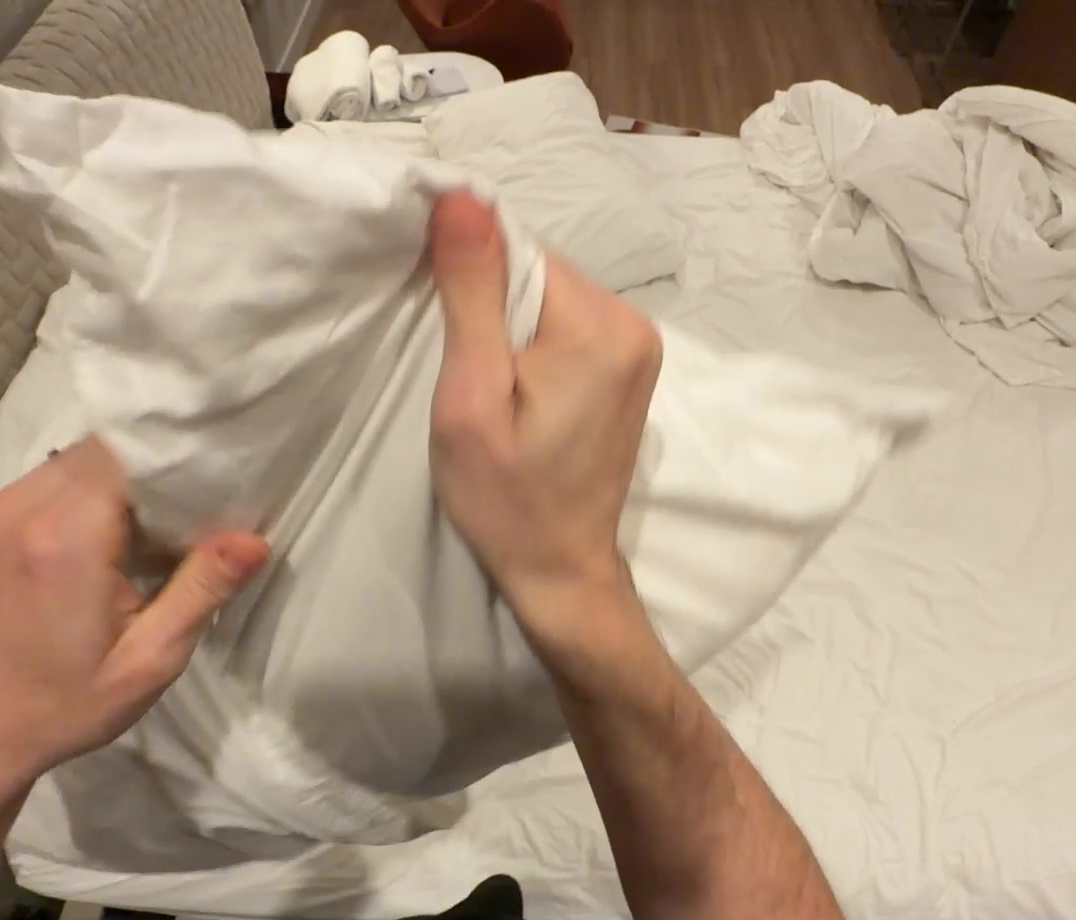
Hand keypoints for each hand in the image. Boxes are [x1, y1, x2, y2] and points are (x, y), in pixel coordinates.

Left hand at [0, 438, 267, 786]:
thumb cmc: (71, 702)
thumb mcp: (152, 658)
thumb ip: (202, 590)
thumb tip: (256, 540)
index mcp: (63, 539)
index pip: (129, 456)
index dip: (179, 460)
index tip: (223, 479)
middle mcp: (20, 509)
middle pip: (105, 450)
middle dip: (159, 469)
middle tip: (206, 504)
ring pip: (81, 458)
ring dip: (129, 479)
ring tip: (170, 521)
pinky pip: (57, 479)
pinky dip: (99, 491)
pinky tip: (125, 532)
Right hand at [427, 192, 662, 647]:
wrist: (561, 568)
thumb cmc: (506, 500)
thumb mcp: (471, 397)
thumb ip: (470, 294)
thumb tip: (461, 195)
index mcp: (600, 327)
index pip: (518, 250)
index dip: (466, 279)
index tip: (437, 323)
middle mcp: (633, 325)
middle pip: (536, 272)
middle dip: (489, 307)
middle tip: (464, 373)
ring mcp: (638, 348)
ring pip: (548, 298)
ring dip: (508, 330)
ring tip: (489, 390)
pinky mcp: (629, 370)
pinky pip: (567, 328)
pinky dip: (532, 347)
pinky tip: (516, 394)